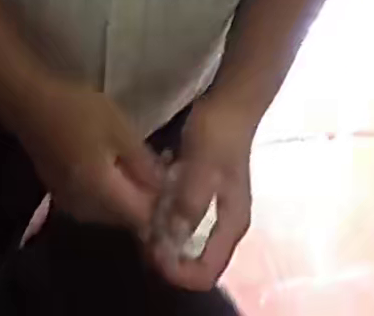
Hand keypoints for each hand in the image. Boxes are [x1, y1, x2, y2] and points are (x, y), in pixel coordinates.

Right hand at [13, 79, 163, 229]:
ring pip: (111, 210)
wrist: (31, 104)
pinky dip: (112, 189)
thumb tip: (167, 188)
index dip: (163, 207)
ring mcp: (71, 204)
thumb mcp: (119, 128)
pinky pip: (96, 201)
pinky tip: (118, 164)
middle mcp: (85, 211)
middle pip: (126, 218)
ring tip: (145, 164)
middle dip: (148, 200)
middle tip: (165, 171)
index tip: (179, 186)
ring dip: (130, 194)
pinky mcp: (62, 194)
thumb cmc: (78, 111)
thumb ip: (143, 162)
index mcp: (101, 196)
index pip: (142, 218)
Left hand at [148, 95, 258, 289]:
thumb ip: (190, 204)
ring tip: (144, 207)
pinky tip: (154, 189)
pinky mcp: (203, 188)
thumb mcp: (202, 167)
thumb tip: (172, 242)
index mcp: (231, 223)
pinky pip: (181, 210)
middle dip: (166, 248)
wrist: (231, 102)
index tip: (152, 252)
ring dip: (163, 226)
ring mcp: (214, 204)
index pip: (206, 272)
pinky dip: (166, 206)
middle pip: (193, 256)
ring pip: (185, 233)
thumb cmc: (219, 133)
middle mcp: (225, 222)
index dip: (177, 272)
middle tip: (141, 229)